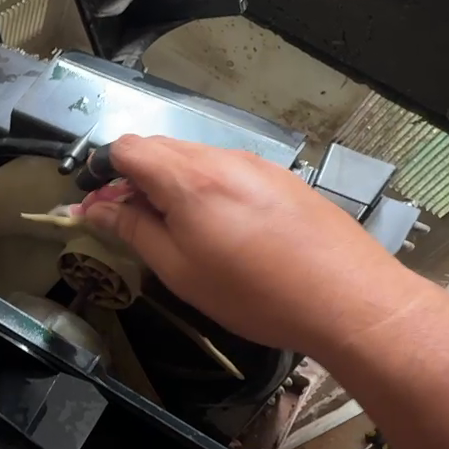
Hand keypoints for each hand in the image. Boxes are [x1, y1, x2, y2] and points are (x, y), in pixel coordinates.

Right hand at [74, 135, 436, 358]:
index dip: (103, 171)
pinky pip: (224, 170)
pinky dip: (201, 188)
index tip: (97, 204)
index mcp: (188, 178)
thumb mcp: (178, 269)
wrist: (351, 302)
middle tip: (127, 222)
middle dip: (131, 179)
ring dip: (167, 184)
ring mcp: (255, 165)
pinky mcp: (280, 178)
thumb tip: (96, 211)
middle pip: (157, 148)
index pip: (126, 147)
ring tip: (172, 230)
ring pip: (191, 158)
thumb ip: (132, 231)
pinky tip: (215, 229)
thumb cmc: (255, 293)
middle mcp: (221, 159)